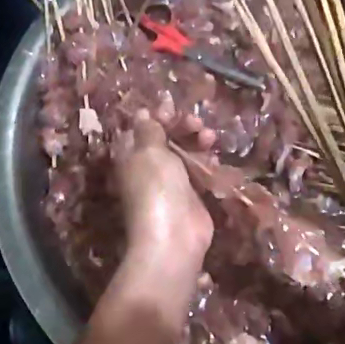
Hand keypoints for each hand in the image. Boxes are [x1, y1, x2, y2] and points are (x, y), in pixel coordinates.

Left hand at [113, 114, 212, 280]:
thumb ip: (149, 130)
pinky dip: (206, 160)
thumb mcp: (149, 151)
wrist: (173, 236)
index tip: (172, 107)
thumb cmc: (156, 187)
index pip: (140, 128)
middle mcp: (146, 166)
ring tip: (209, 137)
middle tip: (197, 122)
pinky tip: (215, 156)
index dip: (156, 116)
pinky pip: (198, 170)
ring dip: (197, 141)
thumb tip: (141, 113)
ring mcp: (169, 181)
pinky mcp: (189, 194)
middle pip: (164, 138)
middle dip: (181, 126)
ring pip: (183, 152)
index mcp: (129, 155)